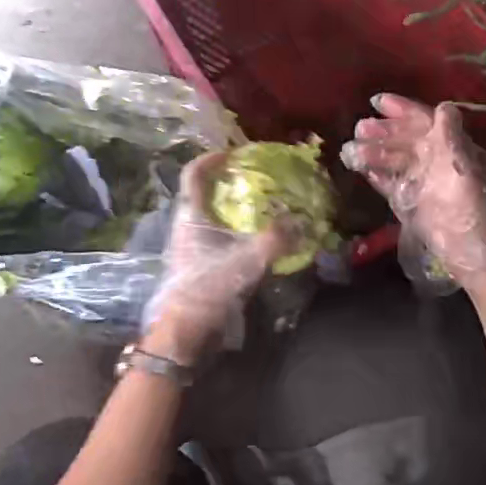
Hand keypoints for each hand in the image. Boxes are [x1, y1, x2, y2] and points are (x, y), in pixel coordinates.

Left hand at [142, 152, 294, 365]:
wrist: (183, 331)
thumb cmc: (206, 289)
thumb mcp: (246, 261)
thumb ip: (276, 240)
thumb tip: (302, 222)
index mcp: (191, 215)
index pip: (194, 173)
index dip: (212, 158)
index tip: (235, 154)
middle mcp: (187, 225)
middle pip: (204, 192)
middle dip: (230, 182)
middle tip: (258, 180)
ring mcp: (190, 246)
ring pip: (211, 215)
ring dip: (234, 208)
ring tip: (263, 207)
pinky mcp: (197, 264)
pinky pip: (216, 236)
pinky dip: (235, 230)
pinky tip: (256, 239)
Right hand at [341, 94, 485, 292]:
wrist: (482, 265)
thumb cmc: (477, 219)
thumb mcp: (466, 175)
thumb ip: (452, 141)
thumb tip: (443, 106)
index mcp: (457, 152)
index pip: (428, 123)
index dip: (404, 110)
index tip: (376, 101)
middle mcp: (441, 165)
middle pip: (409, 141)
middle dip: (385, 132)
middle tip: (358, 128)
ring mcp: (427, 187)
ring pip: (398, 163)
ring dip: (376, 153)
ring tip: (351, 150)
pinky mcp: (416, 209)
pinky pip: (394, 186)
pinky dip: (378, 176)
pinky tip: (361, 168)